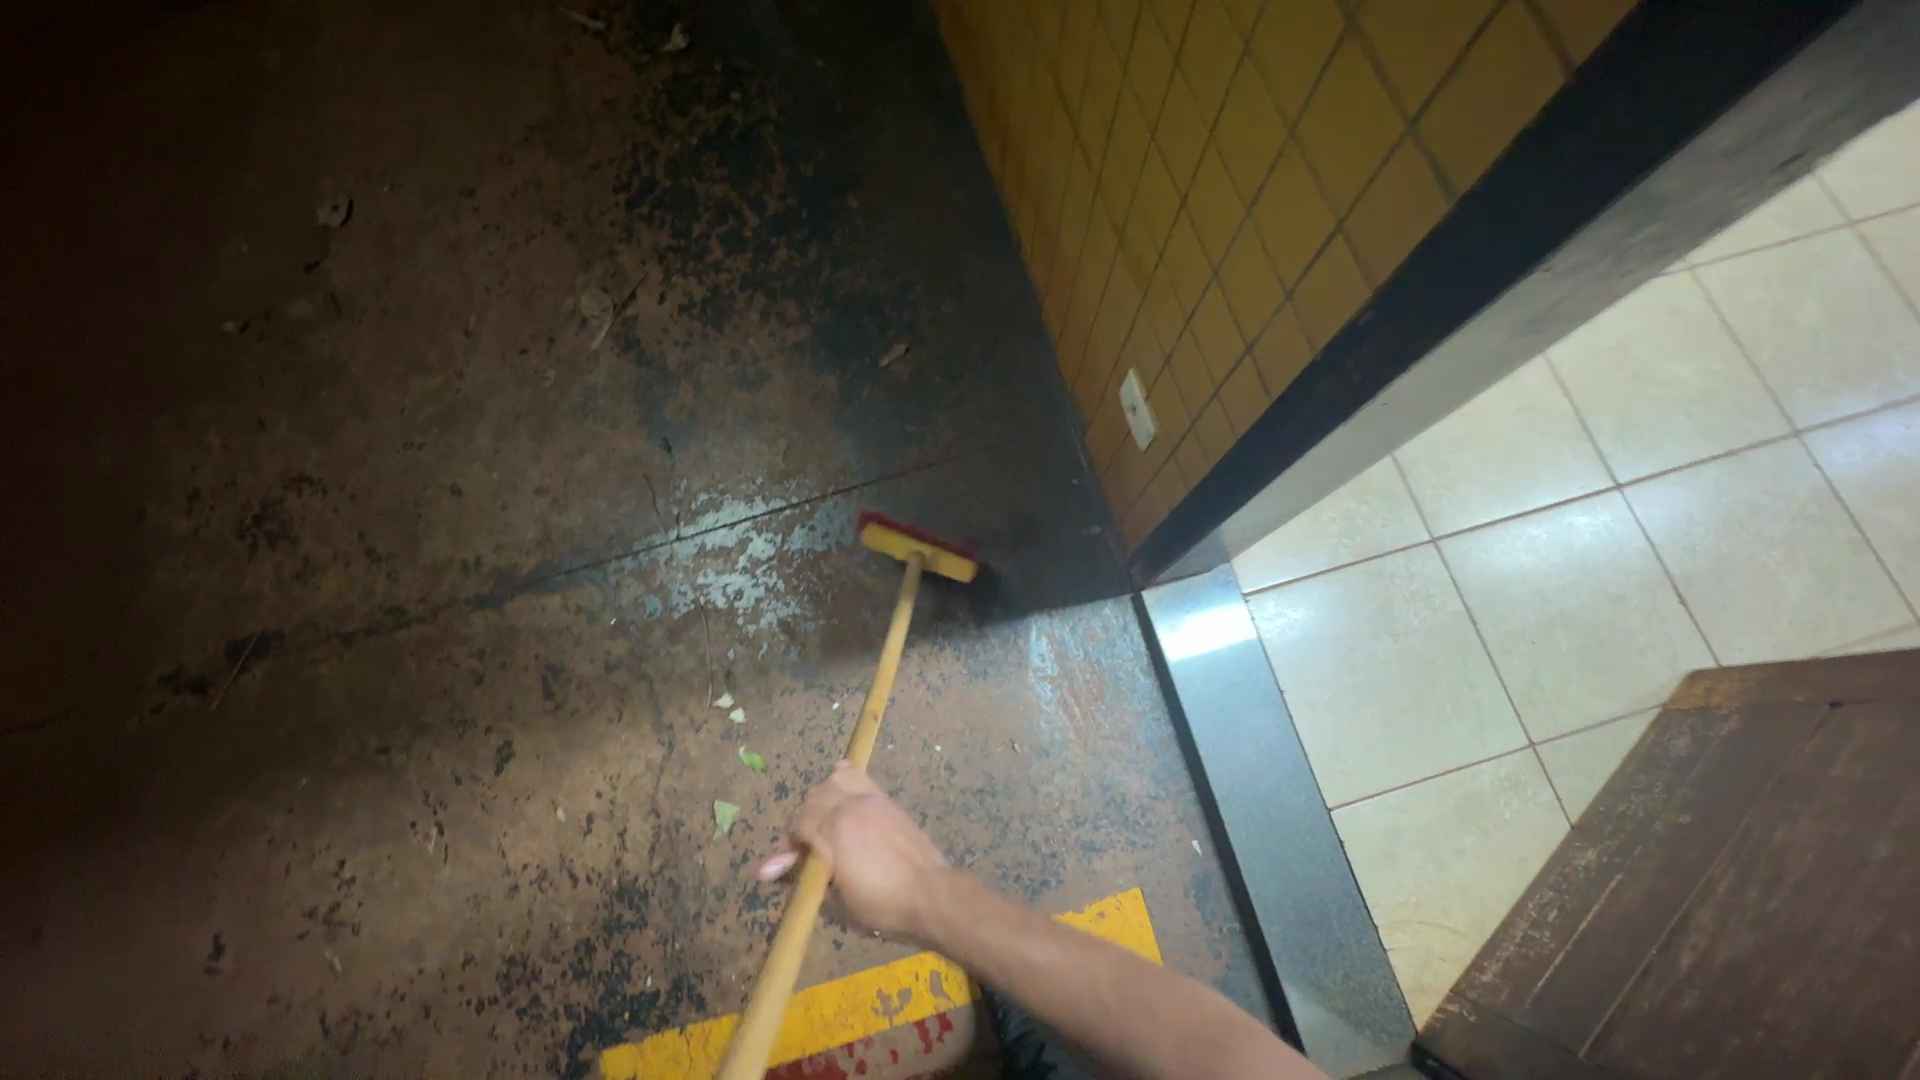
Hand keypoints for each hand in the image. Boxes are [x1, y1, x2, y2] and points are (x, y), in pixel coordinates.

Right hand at [756, 761, 950, 938]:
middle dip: (804, 825)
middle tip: (810, 850)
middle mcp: (848, 807)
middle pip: (811, 802)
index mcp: (833, 832)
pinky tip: (841, 791)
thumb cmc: (881, 905)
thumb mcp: (835, 901)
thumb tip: (764, 871)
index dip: (791, 846)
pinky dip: (843, 778)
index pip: (797, 826)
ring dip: (822, 800)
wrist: (929, 893)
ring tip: (825, 823)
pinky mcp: (884, 798)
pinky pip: (857, 776)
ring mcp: (869, 798)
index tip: (793, 866)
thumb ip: (802, 877)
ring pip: (831, 782)